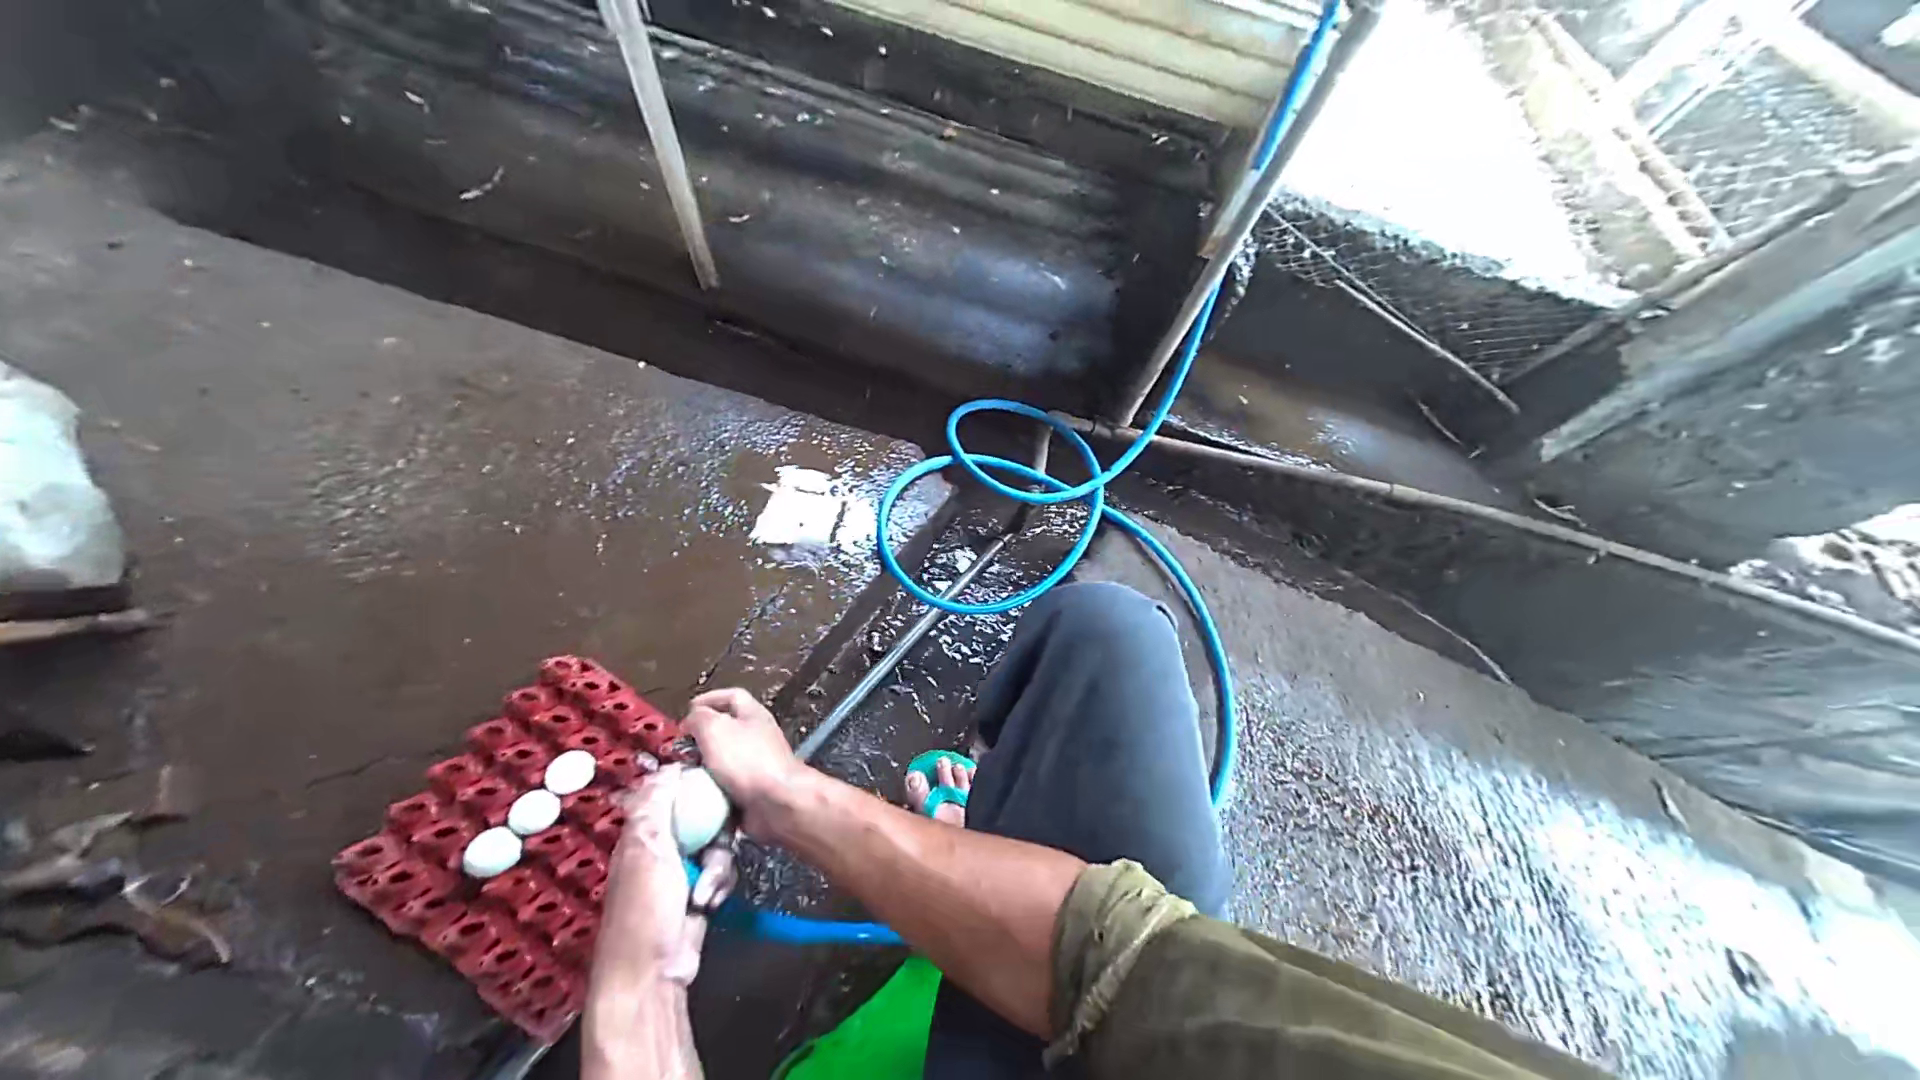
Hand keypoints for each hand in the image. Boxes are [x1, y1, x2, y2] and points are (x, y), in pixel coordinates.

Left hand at [593, 765, 736, 988]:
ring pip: (717, 846)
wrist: (652, 974)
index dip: (696, 786)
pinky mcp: (698, 894)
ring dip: (718, 868)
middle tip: (717, 847)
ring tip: (706, 892)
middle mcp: (661, 848)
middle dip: (716, 834)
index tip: (718, 786)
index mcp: (643, 832)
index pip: (672, 794)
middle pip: (702, 818)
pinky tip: (711, 903)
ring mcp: (680, 873)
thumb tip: (669, 766)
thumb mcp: (647, 847)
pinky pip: (720, 873)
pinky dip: (720, 885)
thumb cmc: (646, 907)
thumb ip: (656, 804)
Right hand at [682, 687, 807, 837]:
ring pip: (722, 762)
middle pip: (725, 731)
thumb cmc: (748, 760)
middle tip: (680, 748)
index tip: (688, 711)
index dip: (709, 700)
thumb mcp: (715, 728)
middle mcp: (758, 737)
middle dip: (700, 738)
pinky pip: (725, 787)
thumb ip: (699, 718)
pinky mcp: (753, 791)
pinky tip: (696, 796)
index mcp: (754, 715)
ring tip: (682, 774)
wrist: (777, 803)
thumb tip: (691, 720)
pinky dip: (710, 791)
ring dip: (702, 768)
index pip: (732, 696)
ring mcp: (757, 765)